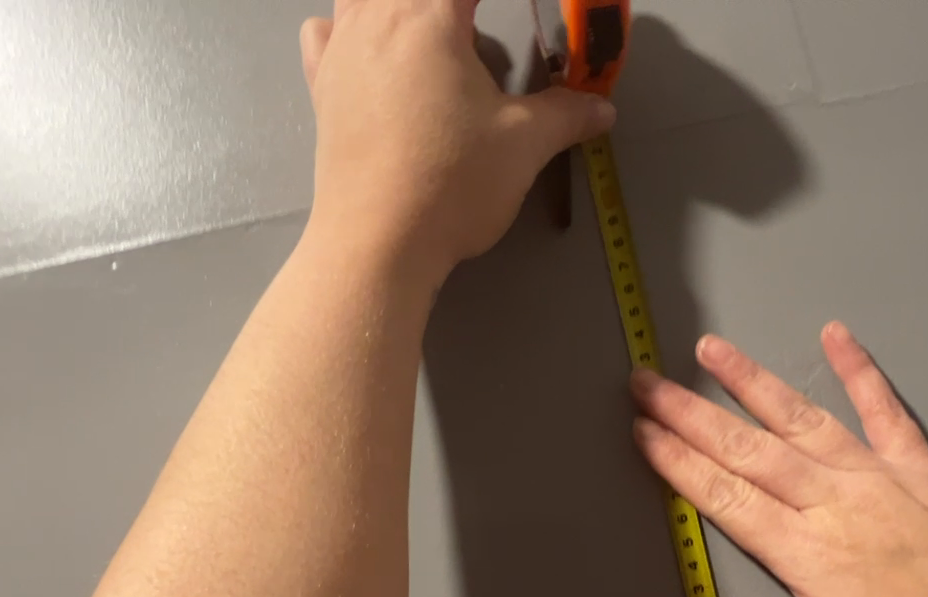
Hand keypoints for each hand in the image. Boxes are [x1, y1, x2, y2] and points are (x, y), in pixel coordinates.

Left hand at [299, 0, 614, 275]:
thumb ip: (566, 116)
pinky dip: (348, 29)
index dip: (502, 1)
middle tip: (476, 41)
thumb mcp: (524, 147)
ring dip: (403, 8)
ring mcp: (342, 50)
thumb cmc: (454, 184)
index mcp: (431, 15)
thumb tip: (604, 108)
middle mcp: (379, 16)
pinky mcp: (322, 88)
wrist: (381, 241)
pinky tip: (371, 57)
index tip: (521, 16)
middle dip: (451, 10)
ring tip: (434, 41)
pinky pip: (326, 31)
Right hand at [630, 323, 927, 596]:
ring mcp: (881, 479)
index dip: (677, 462)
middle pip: (747, 450)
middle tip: (645, 382)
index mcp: (808, 555)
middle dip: (689, 413)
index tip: (642, 431)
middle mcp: (836, 504)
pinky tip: (837, 335)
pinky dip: (860, 371)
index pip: (724, 498)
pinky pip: (886, 411)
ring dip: (751, 381)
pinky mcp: (923, 471)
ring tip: (710, 349)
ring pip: (801, 421)